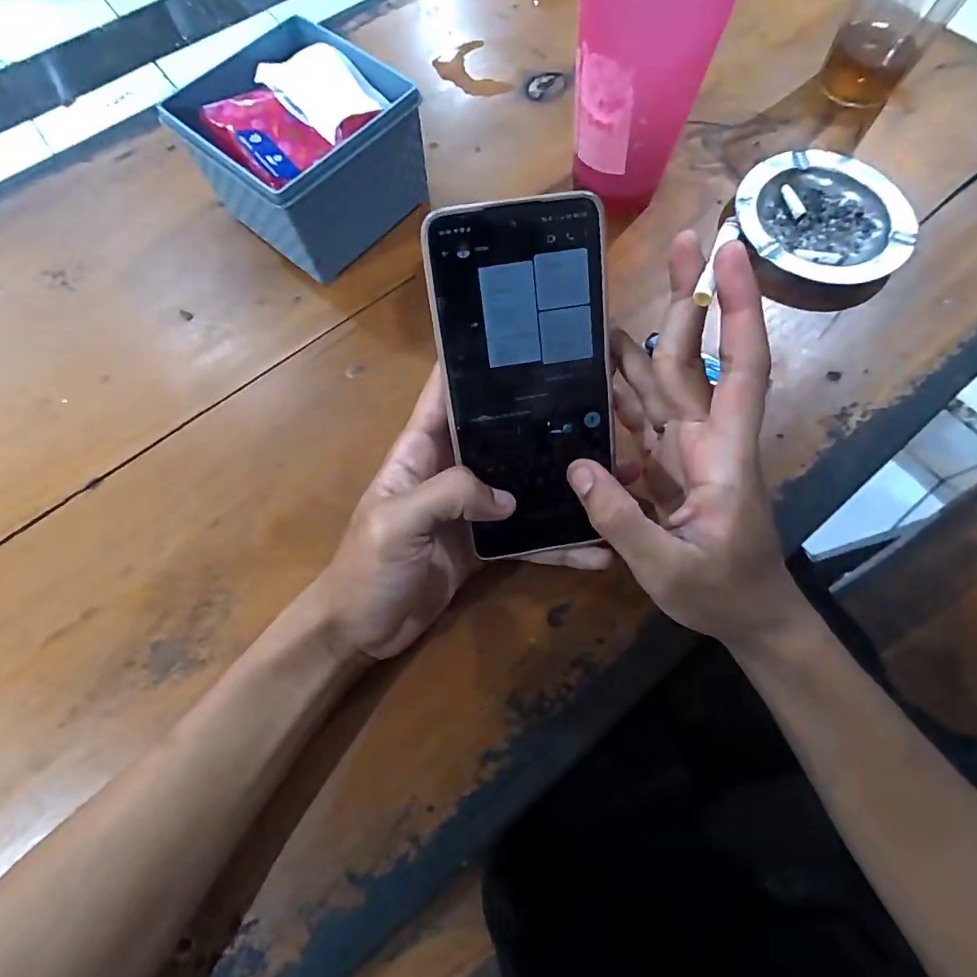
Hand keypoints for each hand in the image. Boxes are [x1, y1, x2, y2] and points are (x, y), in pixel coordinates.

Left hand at [317, 367, 612, 660]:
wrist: (363, 632)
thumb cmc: (366, 570)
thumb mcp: (396, 521)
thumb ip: (448, 494)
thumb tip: (508, 498)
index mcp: (421, 452)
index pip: (446, 396)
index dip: (474, 367)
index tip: (518, 344)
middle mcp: (452, 472)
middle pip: (500, 437)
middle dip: (540, 423)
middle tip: (593, 408)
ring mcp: (473, 509)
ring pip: (524, 486)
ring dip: (562, 485)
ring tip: (613, 478)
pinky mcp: (489, 544)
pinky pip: (530, 538)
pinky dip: (559, 544)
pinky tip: (596, 549)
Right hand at [567, 231, 809, 644]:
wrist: (751, 614)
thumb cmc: (725, 593)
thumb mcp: (669, 568)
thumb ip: (623, 519)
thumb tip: (578, 466)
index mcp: (722, 454)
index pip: (742, 368)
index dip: (740, 310)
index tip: (733, 255)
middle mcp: (706, 438)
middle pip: (696, 358)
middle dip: (690, 297)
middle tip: (684, 237)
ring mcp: (686, 448)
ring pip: (665, 380)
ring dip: (647, 336)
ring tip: (609, 299)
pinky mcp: (669, 464)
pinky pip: (643, 416)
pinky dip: (621, 388)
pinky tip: (596, 367)